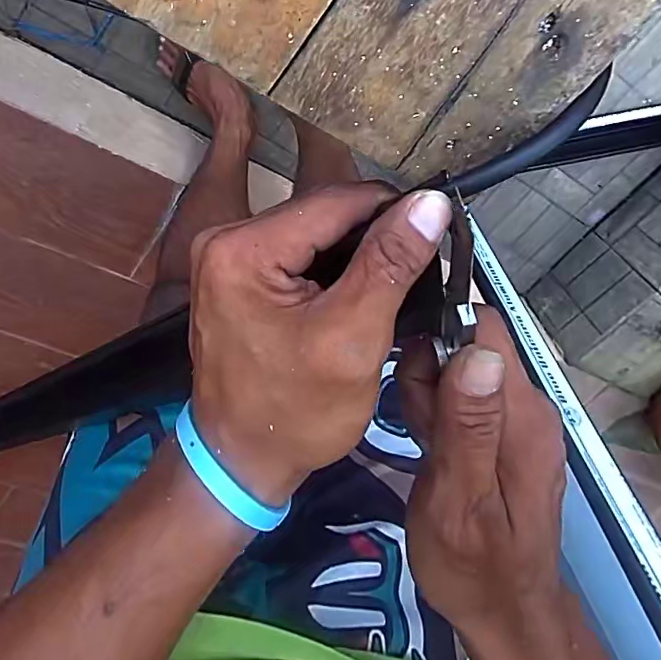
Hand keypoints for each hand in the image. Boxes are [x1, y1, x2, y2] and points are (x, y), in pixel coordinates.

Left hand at [186, 184, 450, 504]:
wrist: (242, 457)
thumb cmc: (294, 412)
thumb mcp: (352, 338)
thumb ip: (390, 264)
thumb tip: (428, 205)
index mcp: (241, 249)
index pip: (333, 202)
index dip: (392, 208)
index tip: (436, 225)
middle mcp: (224, 238)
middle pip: (319, 211)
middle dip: (373, 231)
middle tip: (420, 259)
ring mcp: (225, 253)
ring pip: (311, 228)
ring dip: (354, 247)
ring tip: (396, 272)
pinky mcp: (234, 270)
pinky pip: (294, 248)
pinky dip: (329, 262)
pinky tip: (358, 284)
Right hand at [399, 306, 568, 643]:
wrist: (503, 614)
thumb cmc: (473, 565)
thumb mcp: (460, 499)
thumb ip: (468, 426)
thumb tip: (479, 352)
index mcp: (523, 416)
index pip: (483, 327)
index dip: (438, 334)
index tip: (414, 379)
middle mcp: (529, 405)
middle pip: (466, 342)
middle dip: (427, 370)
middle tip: (419, 425)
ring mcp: (519, 417)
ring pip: (458, 364)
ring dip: (428, 391)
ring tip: (425, 440)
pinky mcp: (505, 429)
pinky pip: (462, 390)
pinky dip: (437, 407)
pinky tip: (433, 444)